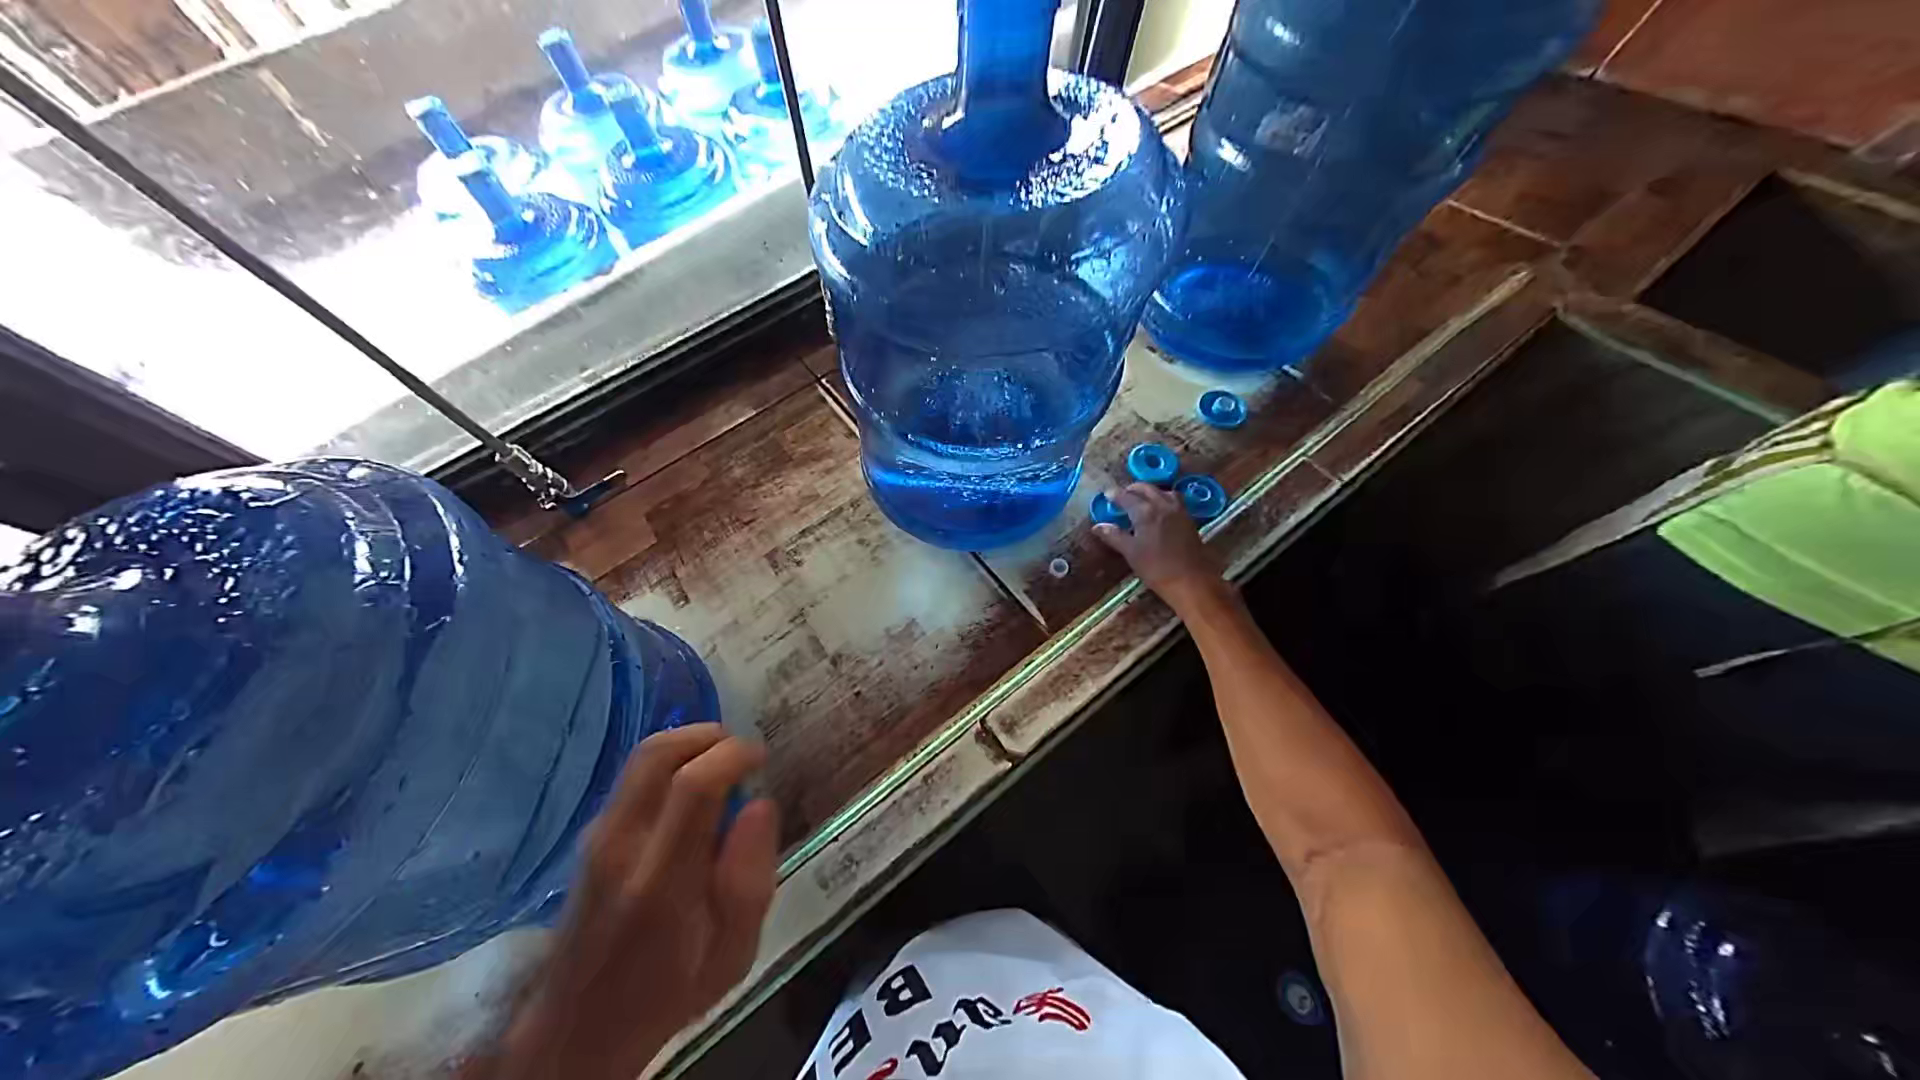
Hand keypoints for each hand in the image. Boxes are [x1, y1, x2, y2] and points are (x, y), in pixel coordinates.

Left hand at [480, 725, 779, 1079]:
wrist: (578, 1027)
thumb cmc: (670, 992)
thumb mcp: (734, 953)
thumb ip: (752, 878)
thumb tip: (761, 804)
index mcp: (661, 881)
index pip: (694, 786)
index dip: (733, 755)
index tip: (762, 758)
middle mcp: (621, 847)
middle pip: (657, 754)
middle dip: (708, 735)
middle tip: (743, 751)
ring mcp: (598, 838)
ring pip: (641, 758)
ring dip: (689, 743)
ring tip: (724, 763)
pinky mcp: (591, 836)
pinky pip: (633, 777)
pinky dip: (671, 762)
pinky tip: (695, 786)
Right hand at [1093, 483, 1227, 612]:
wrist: (1191, 580)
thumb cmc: (1156, 568)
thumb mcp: (1131, 552)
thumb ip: (1114, 536)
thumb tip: (1097, 526)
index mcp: (1145, 511)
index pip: (1126, 496)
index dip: (1115, 494)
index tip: (1106, 494)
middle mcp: (1162, 505)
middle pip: (1146, 488)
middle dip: (1132, 489)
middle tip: (1121, 496)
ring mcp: (1178, 510)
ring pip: (1162, 491)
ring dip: (1149, 491)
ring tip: (1140, 499)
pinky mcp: (1188, 519)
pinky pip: (1174, 499)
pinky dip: (1163, 498)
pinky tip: (1159, 509)